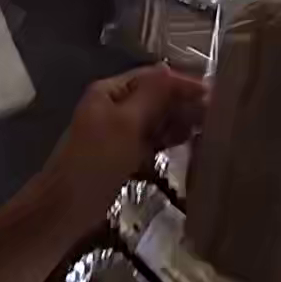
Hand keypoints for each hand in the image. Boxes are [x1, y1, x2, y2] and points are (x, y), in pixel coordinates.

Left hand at [43, 65, 207, 213]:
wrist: (64, 211)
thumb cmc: (95, 163)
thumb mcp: (126, 124)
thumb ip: (151, 96)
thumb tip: (172, 70)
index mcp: (110, 91)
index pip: (154, 78)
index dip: (183, 84)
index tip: (214, 95)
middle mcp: (114, 106)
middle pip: (156, 96)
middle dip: (184, 102)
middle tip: (216, 114)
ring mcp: (118, 131)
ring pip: (156, 118)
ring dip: (179, 120)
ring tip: (209, 128)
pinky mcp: (122, 154)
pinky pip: (151, 139)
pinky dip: (169, 139)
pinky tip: (188, 143)